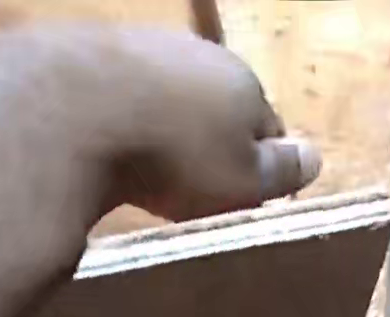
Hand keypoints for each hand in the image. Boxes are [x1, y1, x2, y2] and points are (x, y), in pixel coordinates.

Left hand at [0, 23, 320, 221]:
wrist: (73, 114)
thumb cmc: (179, 157)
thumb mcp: (246, 179)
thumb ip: (283, 170)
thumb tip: (316, 157)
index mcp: (244, 83)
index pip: (270, 127)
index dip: (263, 166)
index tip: (249, 198)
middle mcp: (199, 54)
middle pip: (220, 108)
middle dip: (217, 145)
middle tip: (204, 190)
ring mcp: (144, 46)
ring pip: (174, 98)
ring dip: (174, 131)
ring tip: (158, 172)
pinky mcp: (92, 52)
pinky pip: (128, 95)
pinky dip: (132, 121)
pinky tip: (120, 148)